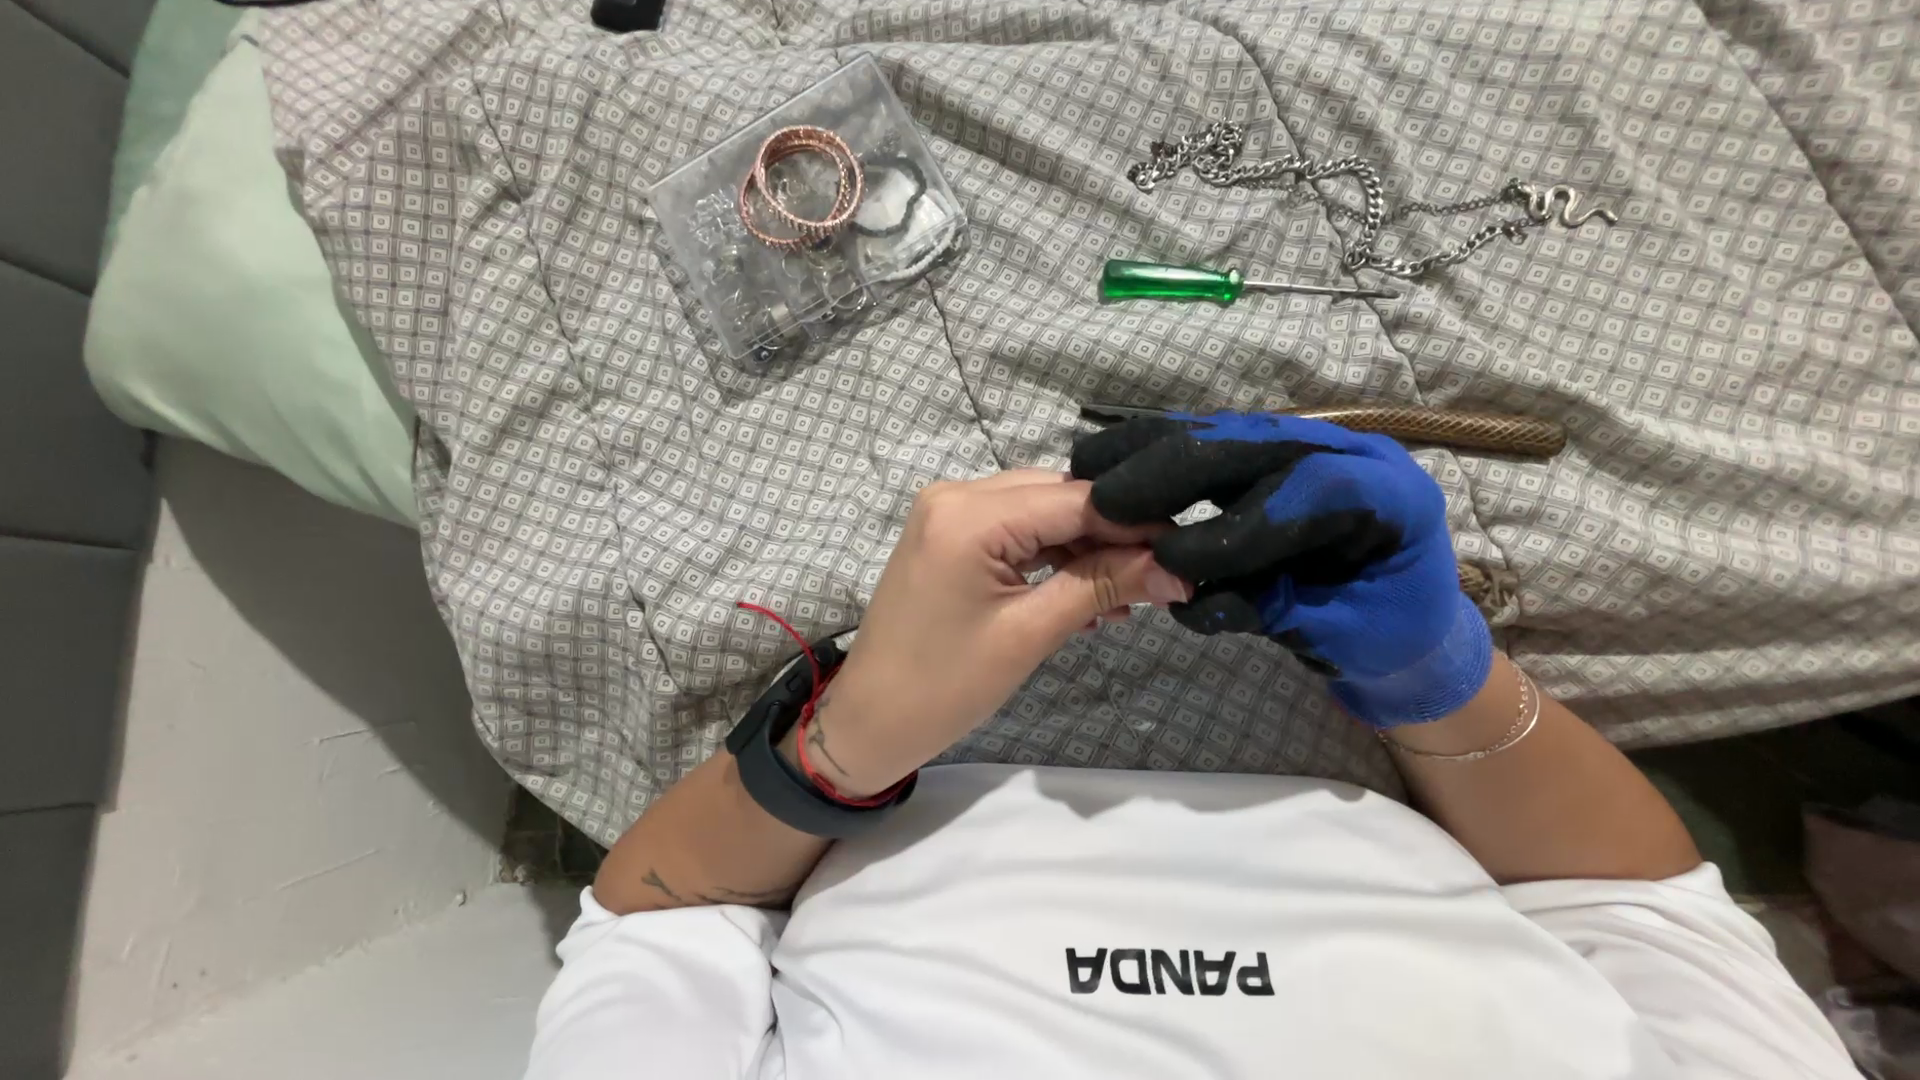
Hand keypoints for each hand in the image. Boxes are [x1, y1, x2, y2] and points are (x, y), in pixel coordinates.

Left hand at [791, 470, 1190, 795]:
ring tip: (1126, 600)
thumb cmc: (944, 686)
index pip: (1074, 499)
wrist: (870, 721)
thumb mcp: (1029, 633)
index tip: (1185, 548)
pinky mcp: (946, 536)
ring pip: (1038, 514)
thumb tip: (1174, 567)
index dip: (1135, 523)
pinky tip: (1085, 595)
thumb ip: (1101, 585)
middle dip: (1111, 535)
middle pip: (1056, 498)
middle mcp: (955, 495)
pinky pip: (1013, 532)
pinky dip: (1049, 559)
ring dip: (1083, 550)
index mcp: (968, 514)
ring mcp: (946, 513)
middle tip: (1161, 576)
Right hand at [1069, 412, 1490, 727]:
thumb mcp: (1344, 636)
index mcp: (1392, 496)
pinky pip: (1205, 445)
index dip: (1239, 525)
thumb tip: (1189, 596)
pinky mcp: (1266, 458)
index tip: (1169, 561)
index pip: (1312, 492)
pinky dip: (1152, 454)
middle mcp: (1347, 453)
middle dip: (1172, 468)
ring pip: (1218, 432)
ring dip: (1148, 450)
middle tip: (1104, 500)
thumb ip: (1275, 611)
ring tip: (1088, 469)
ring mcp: (1303, 447)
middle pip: (1252, 441)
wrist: (1402, 619)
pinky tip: (1106, 466)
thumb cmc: (1385, 634)